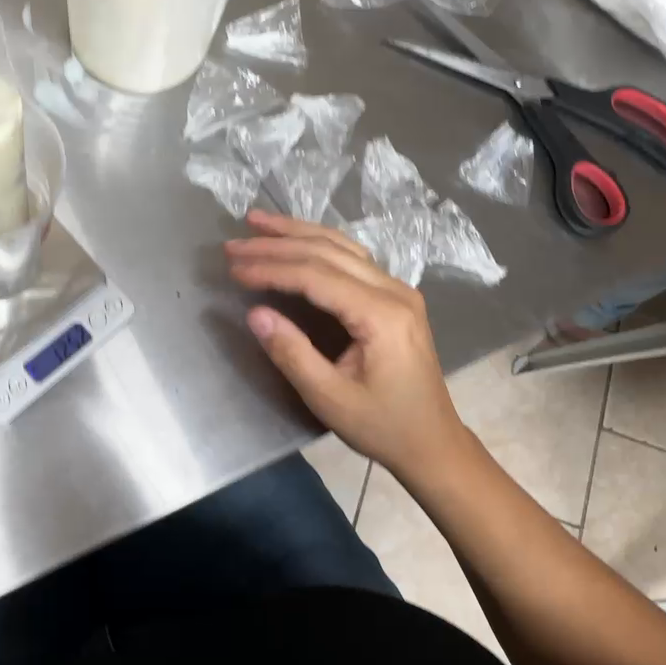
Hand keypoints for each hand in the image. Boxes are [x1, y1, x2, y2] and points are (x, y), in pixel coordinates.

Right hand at [225, 211, 473, 482]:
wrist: (432, 442)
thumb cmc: (382, 425)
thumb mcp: (329, 398)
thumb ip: (291, 353)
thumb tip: (255, 313)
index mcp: (381, 315)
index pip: (316, 276)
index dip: (271, 268)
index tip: (234, 268)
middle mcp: (394, 292)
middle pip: (328, 252)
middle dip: (277, 244)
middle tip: (233, 244)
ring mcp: (398, 291)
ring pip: (342, 246)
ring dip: (297, 233)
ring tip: (257, 221)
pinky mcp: (393, 297)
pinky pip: (351, 258)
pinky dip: (317, 245)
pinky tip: (295, 240)